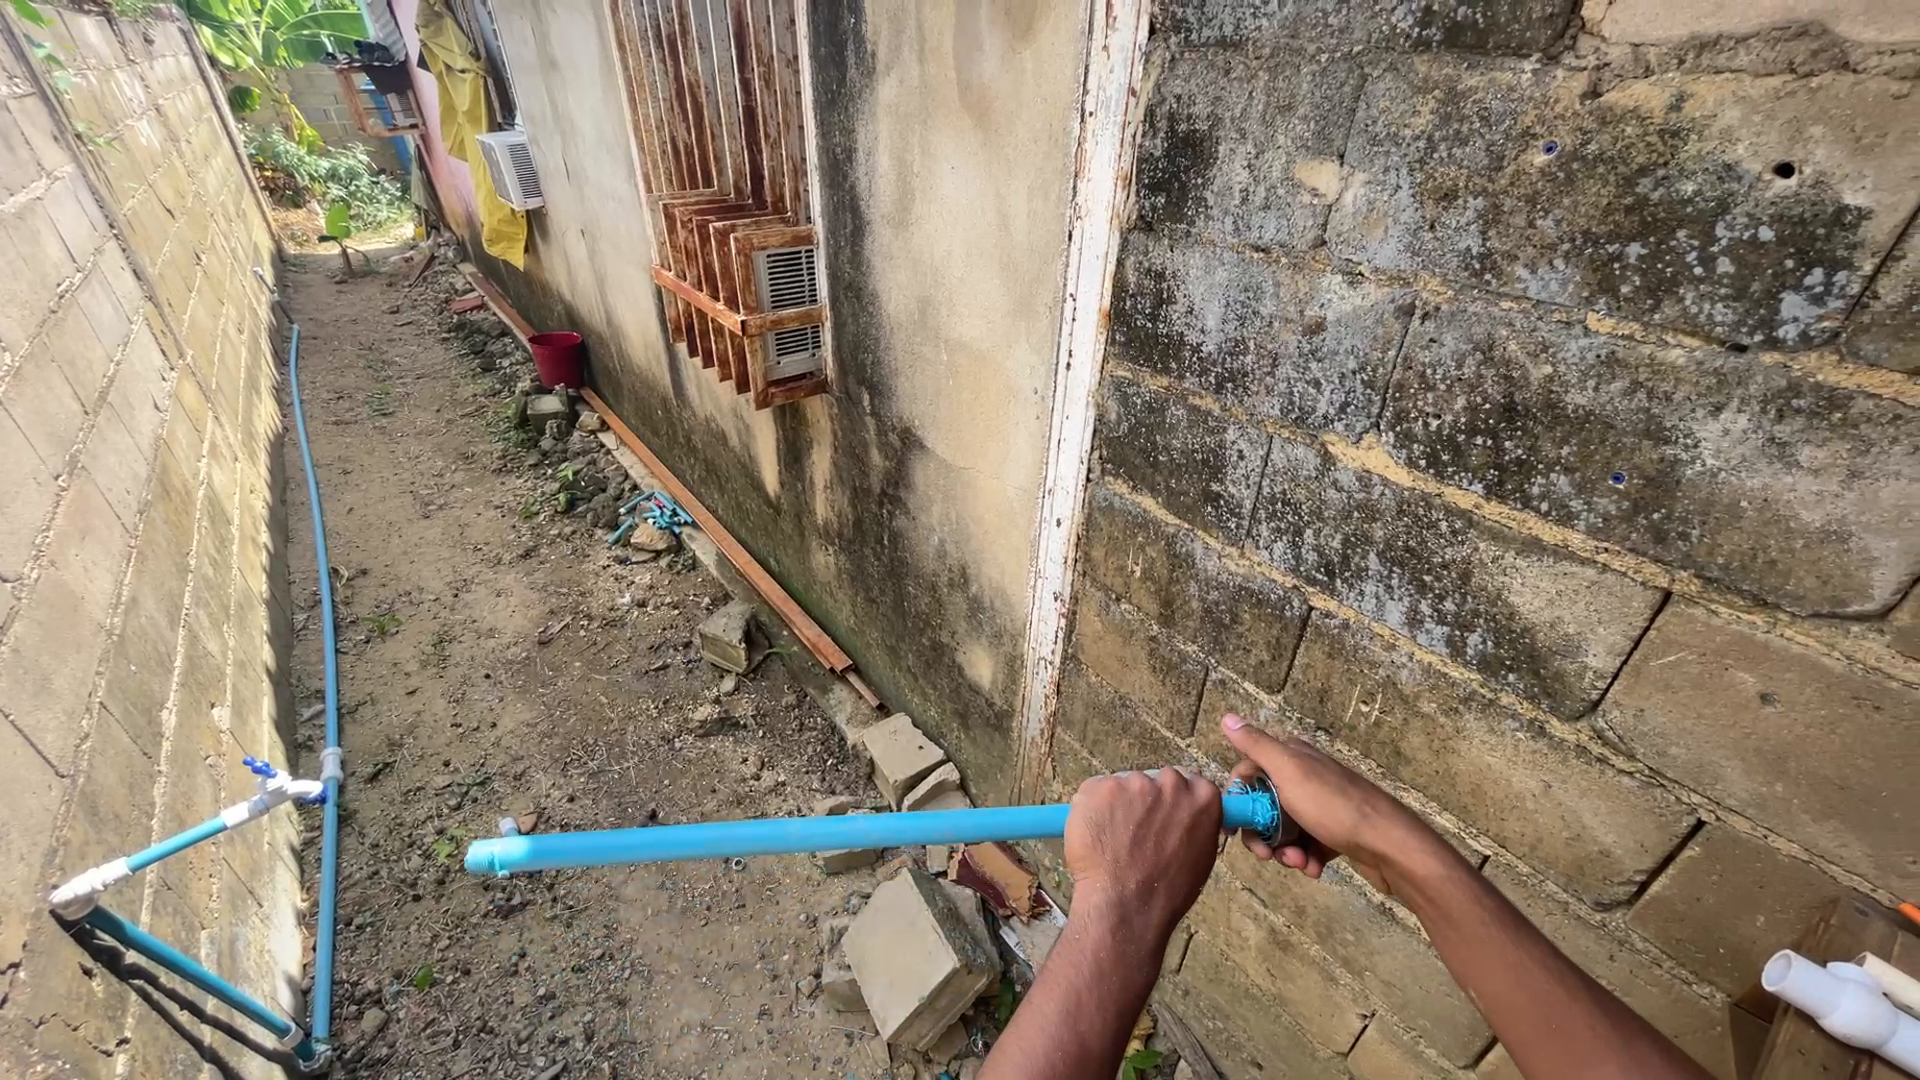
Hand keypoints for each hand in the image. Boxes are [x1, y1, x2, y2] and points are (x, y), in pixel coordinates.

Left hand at [1065, 768, 1221, 939]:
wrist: (1125, 905)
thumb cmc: (1165, 891)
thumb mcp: (1201, 855)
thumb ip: (1195, 823)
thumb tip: (1187, 813)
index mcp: (1202, 798)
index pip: (1187, 780)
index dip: (1172, 797)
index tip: (1162, 810)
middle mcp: (1170, 783)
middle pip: (1153, 779)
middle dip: (1145, 798)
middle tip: (1135, 829)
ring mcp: (1133, 782)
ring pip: (1122, 786)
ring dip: (1117, 804)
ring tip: (1114, 840)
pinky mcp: (1100, 786)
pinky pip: (1094, 791)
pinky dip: (1092, 808)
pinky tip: (1097, 836)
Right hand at [1221, 714, 1434, 897]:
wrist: (1392, 847)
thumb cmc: (1334, 807)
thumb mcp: (1288, 771)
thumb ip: (1256, 745)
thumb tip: (1226, 717)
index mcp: (1293, 757)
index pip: (1249, 771)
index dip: (1240, 798)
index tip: (1236, 825)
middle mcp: (1306, 776)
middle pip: (1264, 803)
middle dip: (1261, 831)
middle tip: (1265, 854)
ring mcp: (1322, 805)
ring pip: (1284, 827)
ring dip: (1283, 849)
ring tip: (1297, 863)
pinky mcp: (1337, 832)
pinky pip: (1308, 844)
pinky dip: (1305, 857)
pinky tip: (1313, 868)